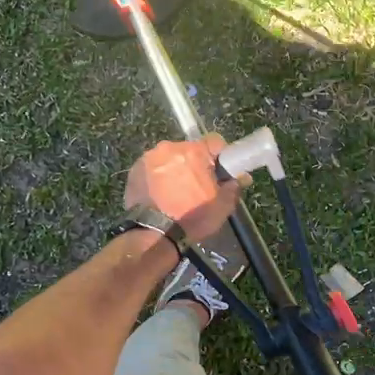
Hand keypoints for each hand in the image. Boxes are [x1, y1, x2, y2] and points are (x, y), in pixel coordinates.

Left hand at [123, 137, 241, 243]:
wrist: (154, 233)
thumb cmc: (192, 218)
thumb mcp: (222, 205)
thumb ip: (233, 186)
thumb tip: (240, 177)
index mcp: (193, 151)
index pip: (214, 141)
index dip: (220, 155)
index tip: (220, 171)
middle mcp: (169, 148)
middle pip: (189, 150)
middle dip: (195, 164)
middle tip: (198, 185)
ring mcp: (148, 157)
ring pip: (169, 158)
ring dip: (174, 169)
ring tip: (176, 192)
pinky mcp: (134, 169)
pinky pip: (152, 168)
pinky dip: (157, 176)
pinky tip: (160, 194)